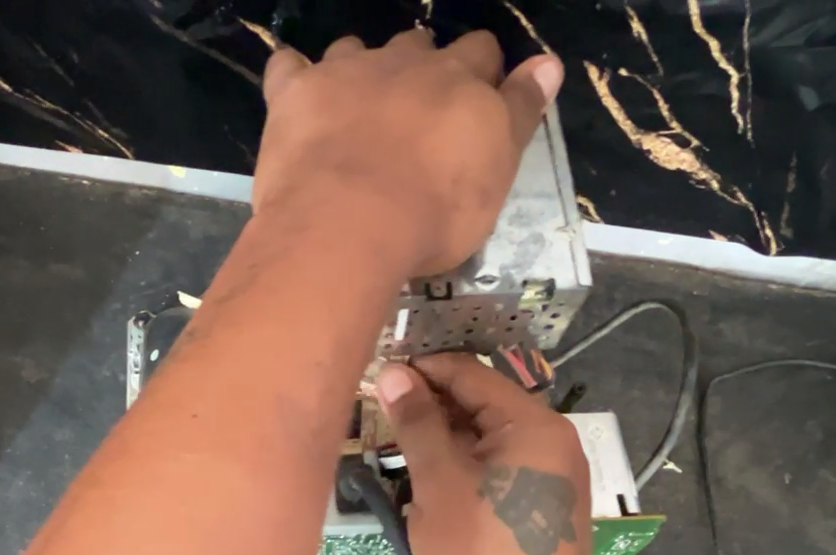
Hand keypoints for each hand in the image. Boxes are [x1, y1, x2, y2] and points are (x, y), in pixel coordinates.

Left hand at [255, 29, 564, 276]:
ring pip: (355, 51)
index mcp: (458, 83)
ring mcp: (345, 74)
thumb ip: (519, 115)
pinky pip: (287, 69)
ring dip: (358, 70)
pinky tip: (295, 96)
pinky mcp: (295, 96)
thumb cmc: (432, 215)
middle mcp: (404, 64)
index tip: (472, 104)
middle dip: (419, 70)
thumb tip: (548, 63)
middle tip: (412, 114)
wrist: (349, 224)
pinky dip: (292, 78)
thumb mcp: (495, 176)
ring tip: (354, 108)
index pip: (480, 56)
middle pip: (418, 48)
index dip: (478, 76)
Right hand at [374, 356, 592, 554]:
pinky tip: (422, 484)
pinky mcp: (535, 514)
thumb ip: (418, 423)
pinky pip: (493, 475)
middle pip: (482, 408)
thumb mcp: (440, 484)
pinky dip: (458, 472)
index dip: (423, 371)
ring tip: (392, 450)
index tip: (377, 378)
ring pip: (484, 444)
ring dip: (440, 443)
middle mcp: (552, 446)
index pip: (472, 376)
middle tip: (377, 417)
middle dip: (430, 409)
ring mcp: (548, 482)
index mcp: (537, 427)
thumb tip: (395, 373)